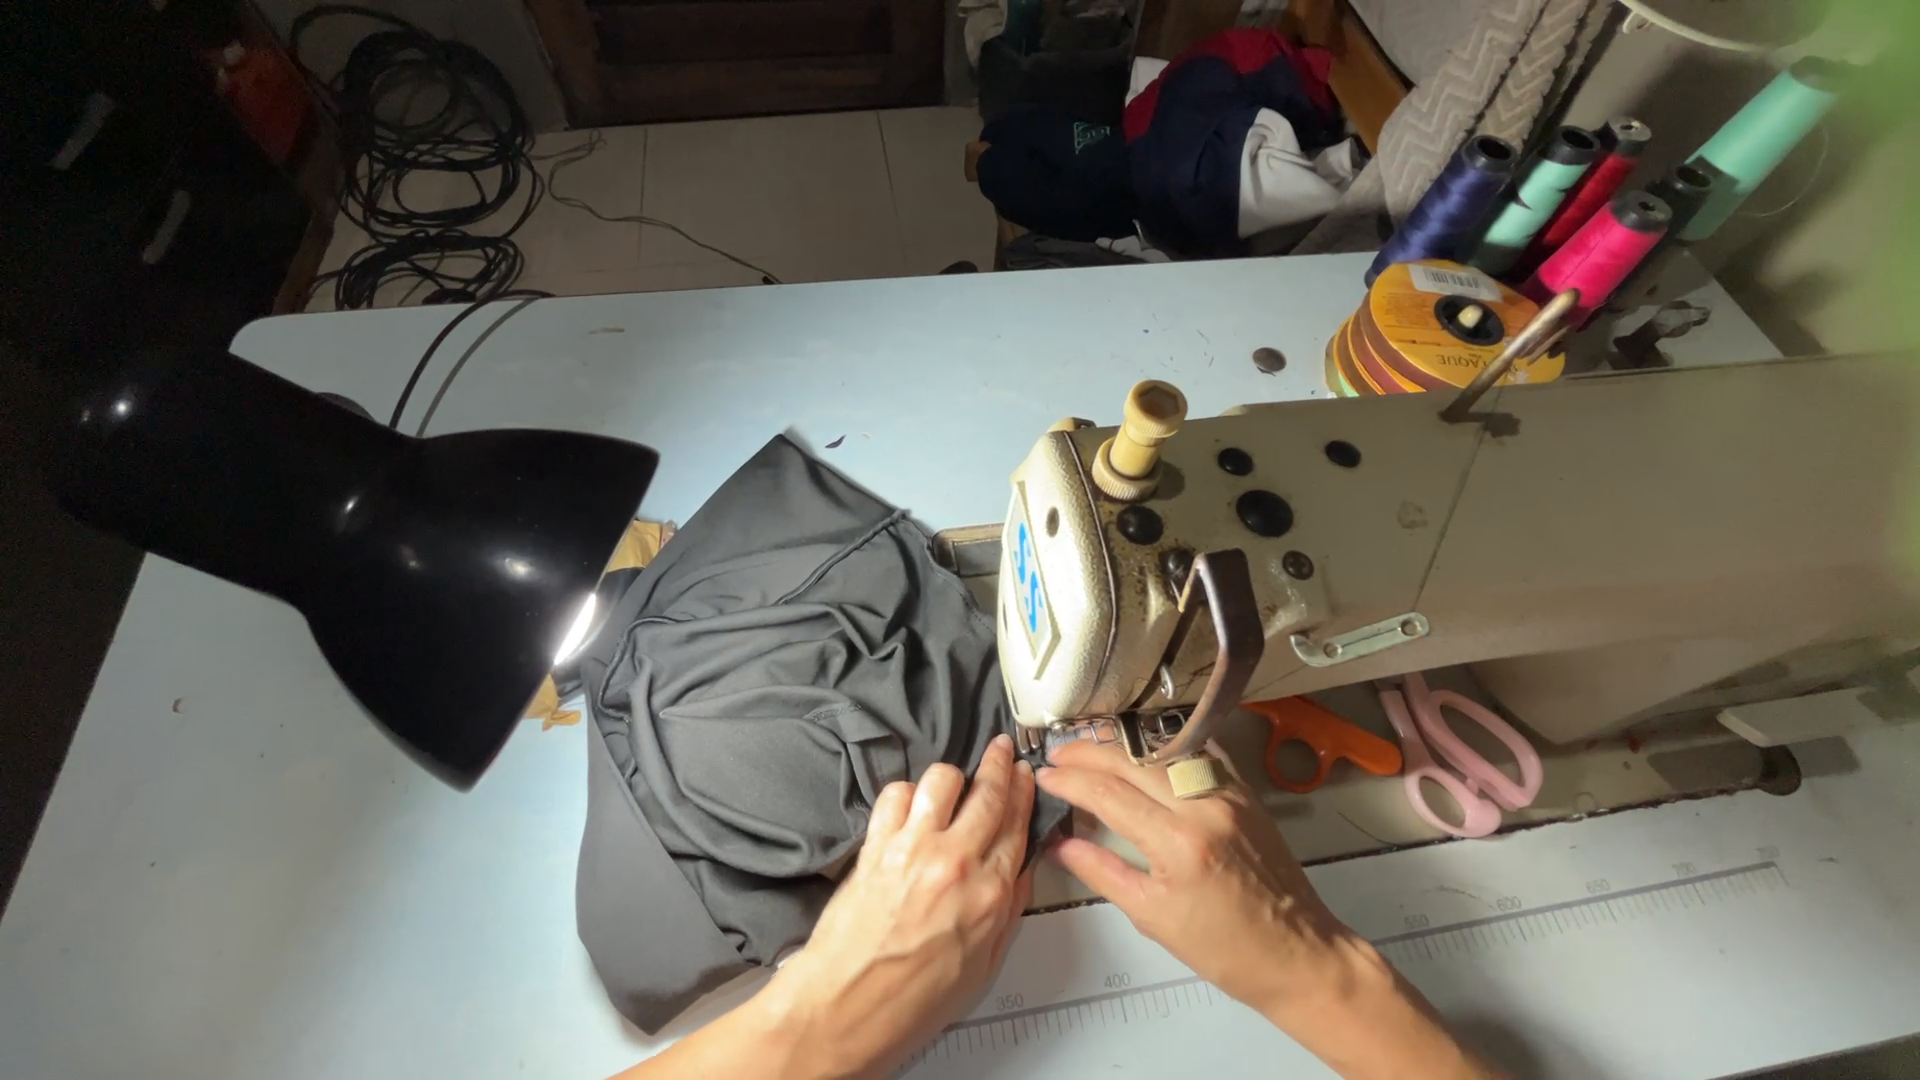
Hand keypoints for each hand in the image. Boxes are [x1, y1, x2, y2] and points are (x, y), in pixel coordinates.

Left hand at [758, 733, 1036, 1077]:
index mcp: (988, 894)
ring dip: (951, 776)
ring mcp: (914, 848)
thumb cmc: (908, 999)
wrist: (844, 1007)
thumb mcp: (982, 967)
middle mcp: (956, 862)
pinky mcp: (877, 844)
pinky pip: (895, 794)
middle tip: (1001, 749)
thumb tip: (1019, 872)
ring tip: (952, 783)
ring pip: (942, 779)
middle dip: (999, 762)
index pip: (1016, 824)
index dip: (1024, 792)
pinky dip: (905, 792)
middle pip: (988, 792)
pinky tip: (909, 804)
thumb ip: (1007, 911)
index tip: (1026, 775)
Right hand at [1035, 739, 1355, 1014]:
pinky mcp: (1243, 790)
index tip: (1043, 776)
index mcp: (1178, 843)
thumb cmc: (1224, 950)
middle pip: (1130, 762)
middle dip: (1087, 754)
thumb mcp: (1152, 917)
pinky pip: (1196, 753)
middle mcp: (1202, 806)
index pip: (1108, 794)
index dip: (1069, 781)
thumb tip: (1058, 844)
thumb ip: (1101, 872)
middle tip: (1057, 754)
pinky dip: (1163, 746)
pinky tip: (1142, 747)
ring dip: (1120, 746)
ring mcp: (1227, 792)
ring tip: (1088, 747)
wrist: (1300, 954)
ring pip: (1161, 750)